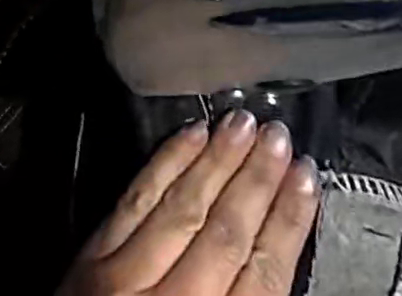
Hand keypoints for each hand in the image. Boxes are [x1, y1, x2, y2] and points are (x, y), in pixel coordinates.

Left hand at [59, 109, 319, 295]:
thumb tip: (277, 244)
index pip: (263, 276)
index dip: (289, 221)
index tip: (308, 175)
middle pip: (227, 233)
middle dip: (258, 179)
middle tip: (279, 134)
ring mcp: (127, 279)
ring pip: (185, 206)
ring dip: (219, 159)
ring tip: (245, 121)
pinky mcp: (93, 257)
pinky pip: (138, 197)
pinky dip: (168, 161)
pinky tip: (192, 133)